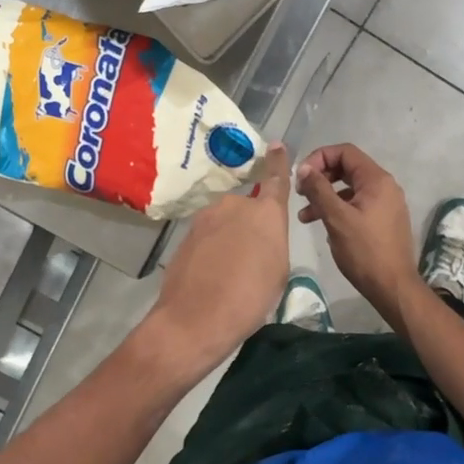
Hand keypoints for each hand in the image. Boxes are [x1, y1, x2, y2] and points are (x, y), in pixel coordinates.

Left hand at [146, 144, 291, 370]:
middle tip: (253, 260)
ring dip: (230, 240)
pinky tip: (213, 278)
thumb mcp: (277, 272)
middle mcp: (234, 206)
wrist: (196, 318)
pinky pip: (208, 238)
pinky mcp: (186, 235)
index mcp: (265, 213)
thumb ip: (272, 243)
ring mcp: (205, 219)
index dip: (277, 163)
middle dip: (250, 226)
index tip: (275, 145)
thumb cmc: (250, 298)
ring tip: (232, 274)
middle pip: (247, 209)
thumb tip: (260, 238)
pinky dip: (212, 252)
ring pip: (225, 224)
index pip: (276, 180)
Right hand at [295, 144, 425, 331]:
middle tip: (301, 194)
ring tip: (305, 216)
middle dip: (321, 178)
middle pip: (347, 169)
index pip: (345, 152)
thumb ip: (319, 189)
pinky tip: (323, 226)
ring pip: (350, 189)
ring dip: (326, 197)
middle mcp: (385, 187)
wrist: (392, 286)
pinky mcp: (384, 220)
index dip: (319, 158)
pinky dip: (338, 210)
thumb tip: (303, 168)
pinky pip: (357, 205)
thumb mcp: (337, 218)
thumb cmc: (364, 251)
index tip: (301, 177)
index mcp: (377, 180)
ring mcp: (386, 204)